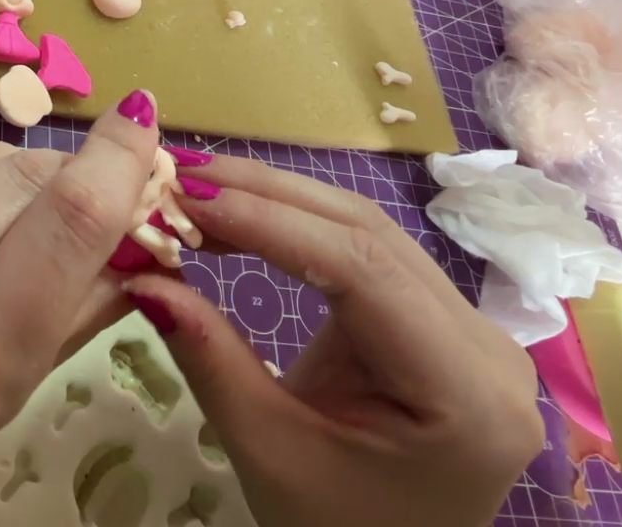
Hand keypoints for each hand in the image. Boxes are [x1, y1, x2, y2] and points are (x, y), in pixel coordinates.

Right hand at [123, 156, 542, 526]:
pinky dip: (289, 223)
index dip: (269, 221)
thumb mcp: (265, 449)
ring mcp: (463, 324)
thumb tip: (139, 274)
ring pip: (362, 229)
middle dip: (264, 194)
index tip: (186, 195)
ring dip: (273, 198)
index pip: (362, 269)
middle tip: (179, 173)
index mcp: (465, 391)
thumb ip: (208, 355)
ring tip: (195, 182)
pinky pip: (357, 249)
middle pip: (366, 233)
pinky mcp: (430, 316)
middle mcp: (483, 342)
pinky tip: (236, 213)